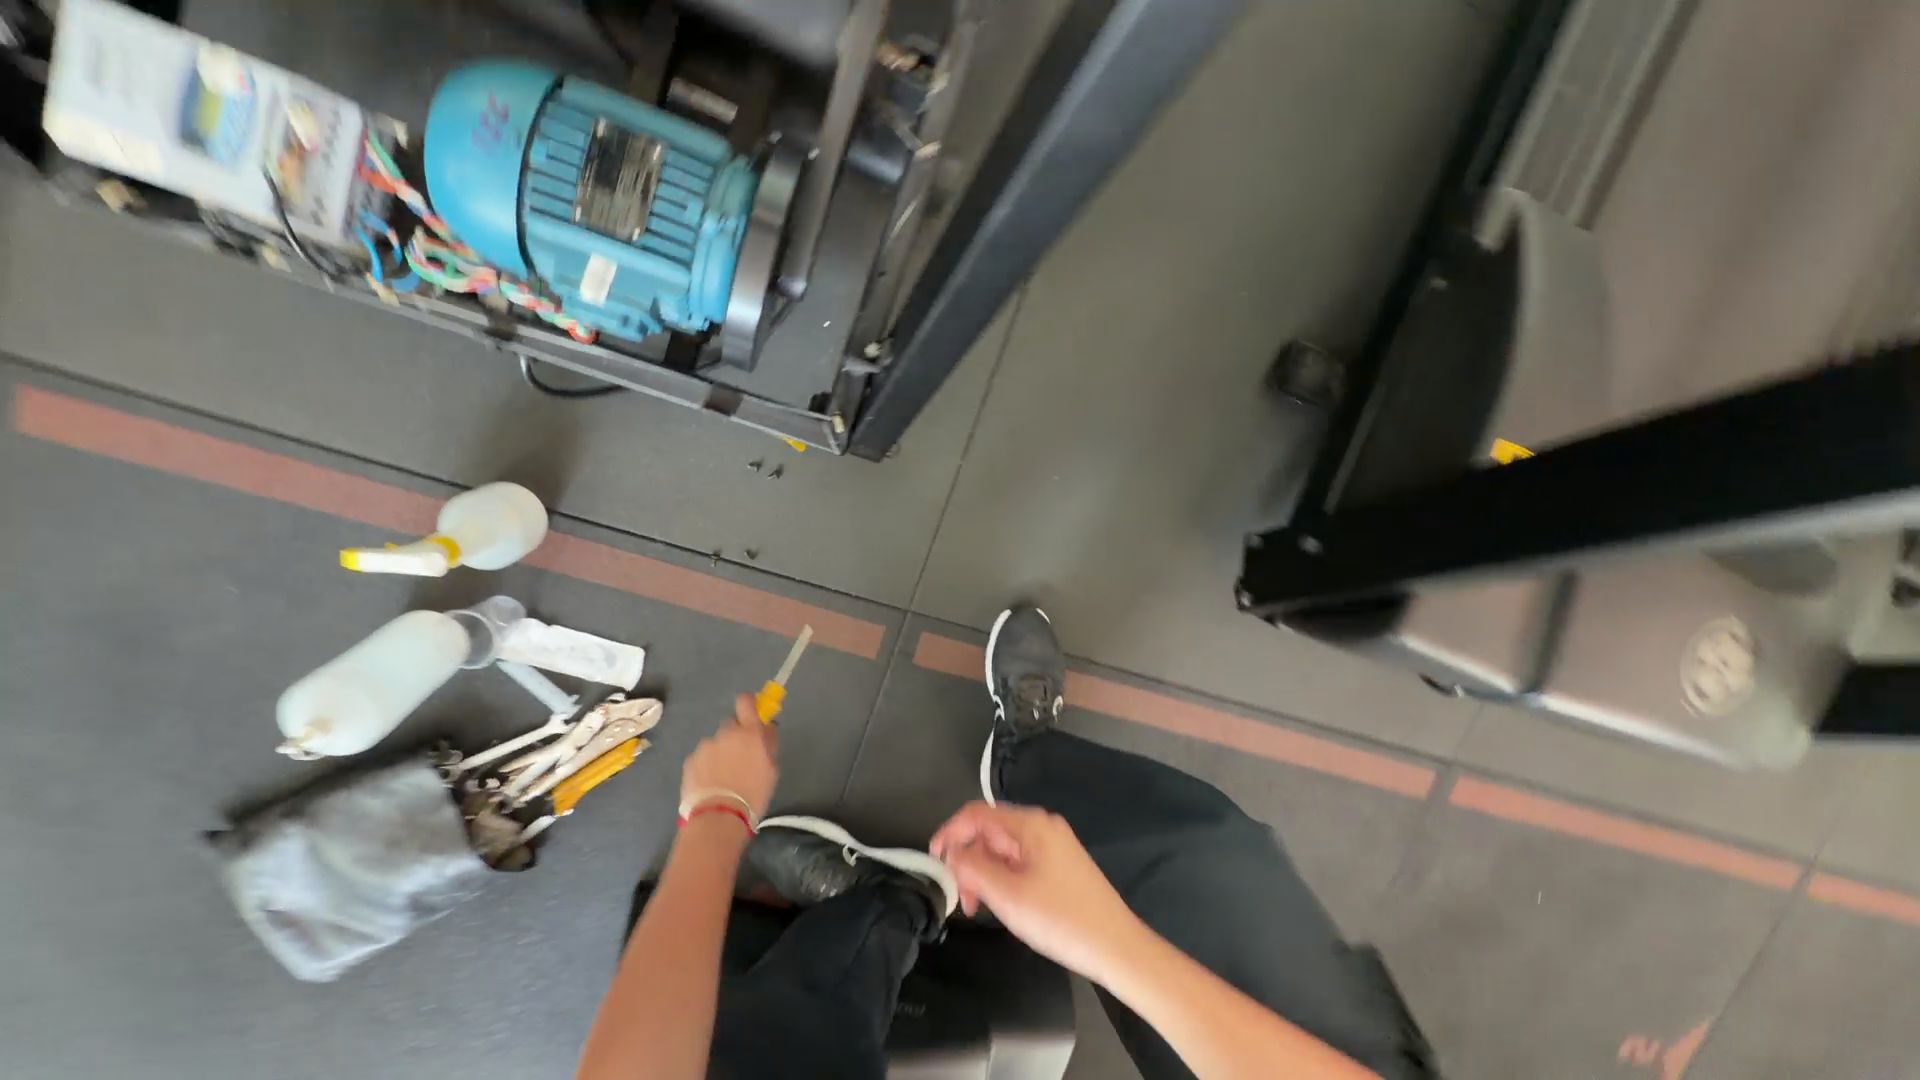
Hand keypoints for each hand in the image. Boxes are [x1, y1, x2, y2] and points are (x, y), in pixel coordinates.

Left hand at [680, 694, 778, 819]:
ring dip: (721, 753)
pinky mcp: (690, 760)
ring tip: (723, 777)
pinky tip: (711, 784)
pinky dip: (707, 766)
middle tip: (740, 758)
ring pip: (716, 743)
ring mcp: (705, 746)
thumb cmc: (753, 794)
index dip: (749, 703)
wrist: (718, 817)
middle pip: (731, 725)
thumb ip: (769, 743)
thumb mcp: (772, 769)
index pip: (746, 701)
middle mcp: (726, 733)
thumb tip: (767, 727)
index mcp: (749, 733)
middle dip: (736, 736)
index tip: (752, 714)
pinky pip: (702, 757)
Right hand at [930, 801, 1144, 980]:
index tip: (933, 862)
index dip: (950, 833)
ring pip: (1003, 849)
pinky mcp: (1059, 866)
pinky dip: (1002, 879)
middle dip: (967, 860)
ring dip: (983, 873)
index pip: (976, 813)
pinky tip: (1001, 905)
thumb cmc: (1062, 919)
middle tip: (960, 898)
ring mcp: (1053, 846)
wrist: (1117, 948)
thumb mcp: (1008, 895)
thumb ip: (973, 868)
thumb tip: (952, 853)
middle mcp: (1042, 827)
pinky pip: (1019, 862)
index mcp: (1031, 825)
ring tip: (978, 907)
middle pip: (989, 831)